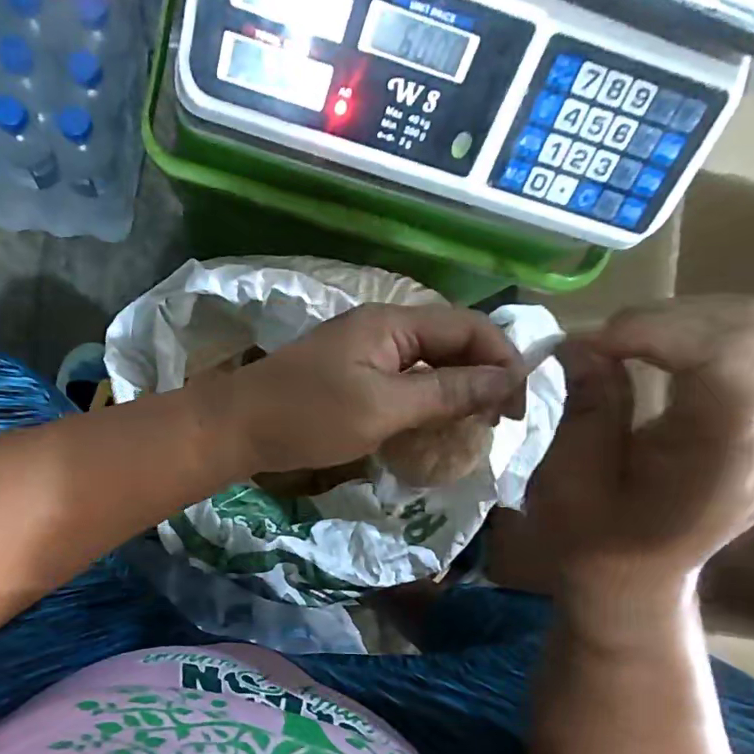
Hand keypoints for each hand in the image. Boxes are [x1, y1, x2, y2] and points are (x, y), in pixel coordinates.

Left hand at [219, 303, 525, 475]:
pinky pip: (400, 383)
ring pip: (426, 366)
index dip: (504, 362)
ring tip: (471, 430)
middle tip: (497, 424)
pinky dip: (421, 404)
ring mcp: (361, 353)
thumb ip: (447, 391)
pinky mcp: (347, 377)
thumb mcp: (383, 407)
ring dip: (453, 394)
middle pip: (450, 344)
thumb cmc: (306, 416)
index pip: (470, 327)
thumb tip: (509, 379)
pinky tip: (429, 430)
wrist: (234, 428)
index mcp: (392, 322)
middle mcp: (381, 329)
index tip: (518, 410)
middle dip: (481, 379)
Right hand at [527, 262, 753, 589]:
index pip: (723, 353)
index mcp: (723, 455)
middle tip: (601, 344)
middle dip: (667, 319)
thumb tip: (587, 345)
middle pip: (752, 330)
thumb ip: (590, 406)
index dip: (653, 329)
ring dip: (700, 315)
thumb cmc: (590, 541)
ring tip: (639, 333)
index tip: (588, 343)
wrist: (631, 584)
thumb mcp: (569, 479)